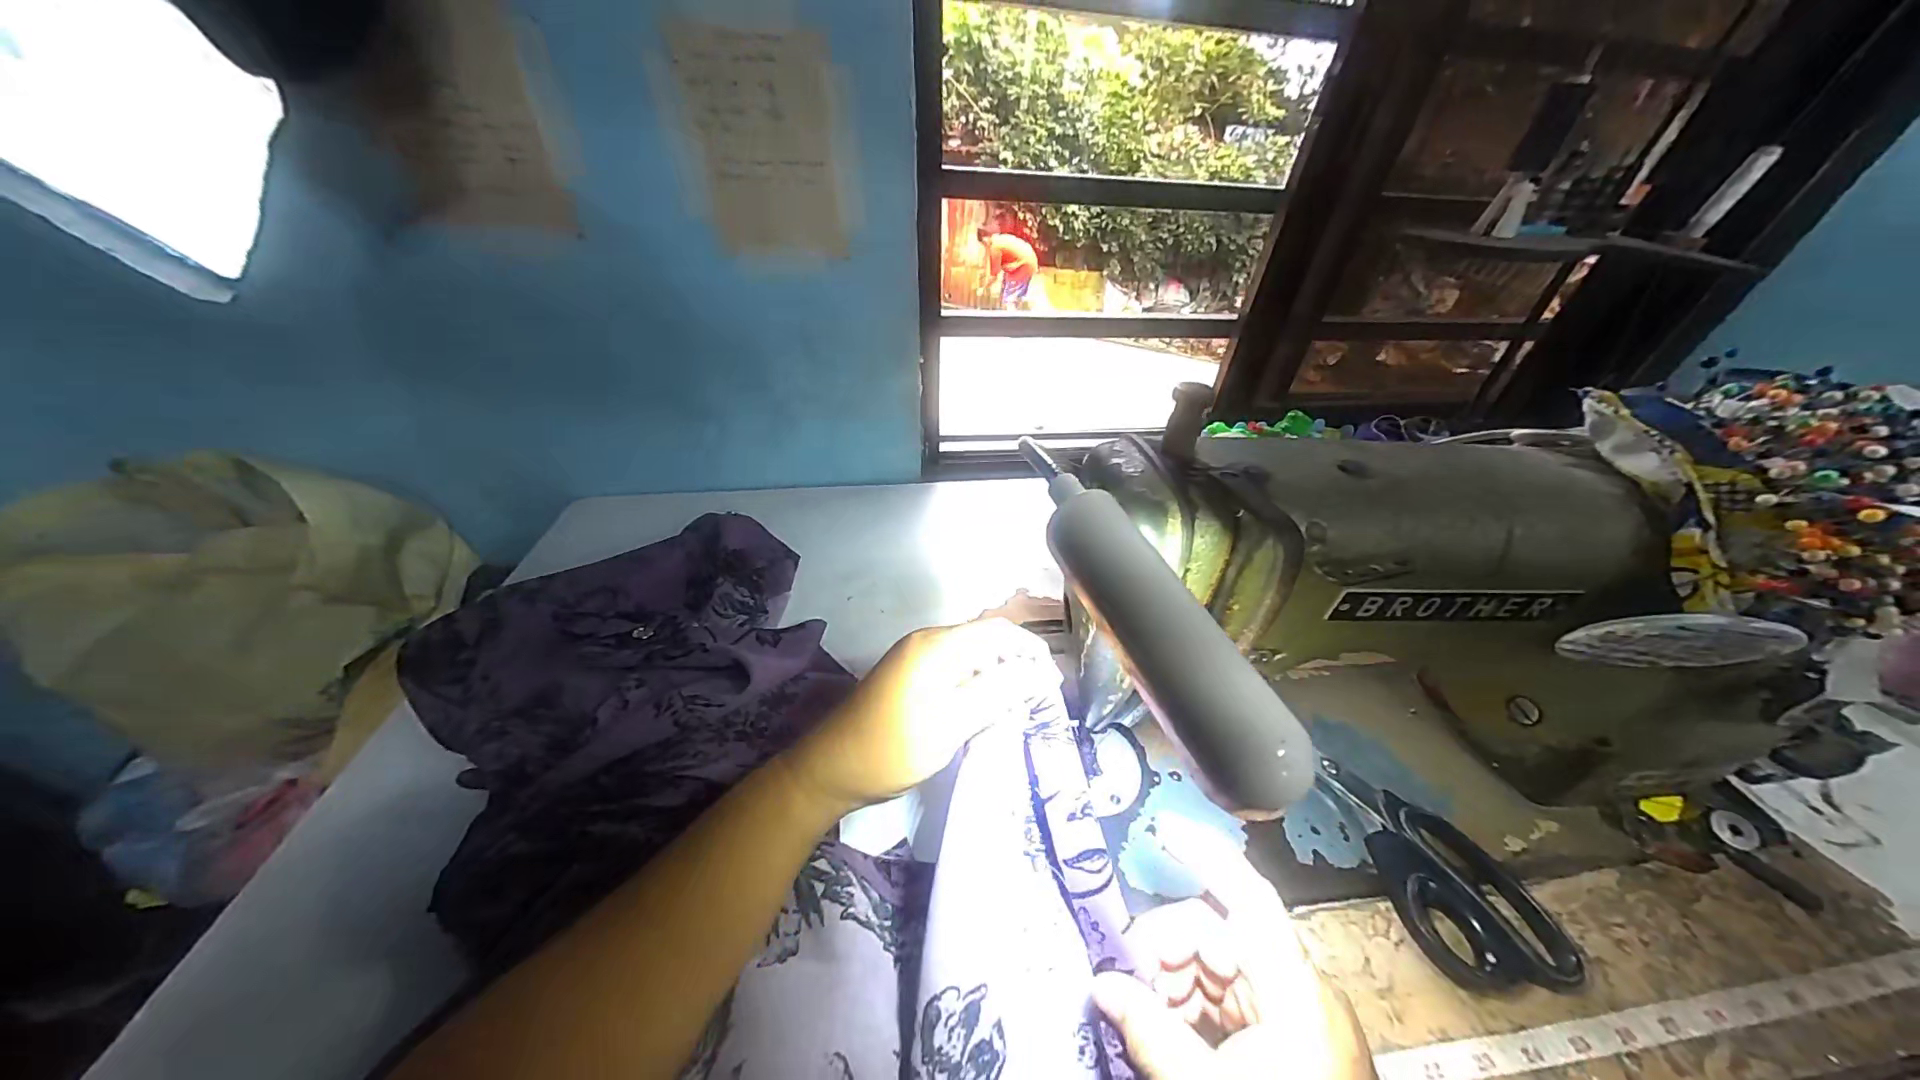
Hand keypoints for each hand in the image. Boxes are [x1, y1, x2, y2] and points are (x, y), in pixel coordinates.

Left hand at [783, 618, 1056, 810]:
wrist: (829, 769)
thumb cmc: (890, 749)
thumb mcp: (950, 724)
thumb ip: (996, 694)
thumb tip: (1040, 673)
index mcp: (935, 645)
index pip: (997, 632)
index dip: (1031, 651)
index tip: (1053, 682)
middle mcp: (926, 641)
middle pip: (985, 639)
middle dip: (1017, 661)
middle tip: (1041, 697)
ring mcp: (915, 658)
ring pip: (971, 654)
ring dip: (998, 674)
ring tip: (1021, 704)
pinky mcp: (911, 676)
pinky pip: (955, 668)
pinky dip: (978, 682)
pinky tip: (988, 707)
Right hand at [1091, 819, 1375, 1079]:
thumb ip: (1149, 1029)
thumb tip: (1103, 986)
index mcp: (1295, 991)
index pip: (1248, 895)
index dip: (1205, 855)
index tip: (1164, 830)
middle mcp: (1303, 993)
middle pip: (1222, 934)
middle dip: (1170, 949)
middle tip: (1135, 981)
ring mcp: (1300, 1021)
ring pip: (1223, 970)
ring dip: (1178, 983)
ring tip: (1152, 1018)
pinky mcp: (1293, 1047)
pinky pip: (1234, 1004)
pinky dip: (1198, 1008)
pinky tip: (1174, 1033)